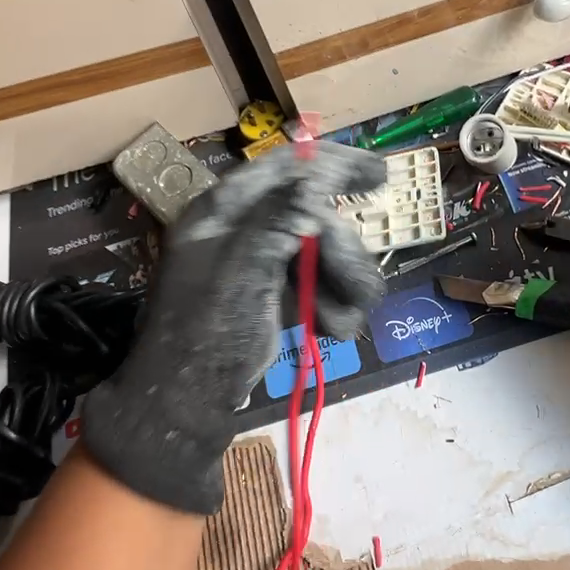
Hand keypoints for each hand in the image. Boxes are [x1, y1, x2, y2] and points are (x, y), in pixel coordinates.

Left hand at [81, 142, 386, 513]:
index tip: (380, 174)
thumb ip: (280, 216)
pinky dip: (334, 303)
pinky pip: (322, 279)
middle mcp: (246, 226)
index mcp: (224, 210)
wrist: (188, 407)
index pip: (285, 165)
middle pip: (315, 212)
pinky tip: (333, 327)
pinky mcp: (278, 289)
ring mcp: (263, 259)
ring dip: (342, 283)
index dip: (333, 162)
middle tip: (351, 278)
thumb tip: (318, 174)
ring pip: (325, 249)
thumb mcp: (242, 269)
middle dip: (340, 248)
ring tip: (340, 321)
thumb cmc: (205, 334)